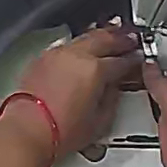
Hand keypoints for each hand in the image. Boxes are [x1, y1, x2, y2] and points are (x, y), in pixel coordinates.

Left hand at [11, 24, 143, 165]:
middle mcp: (76, 56)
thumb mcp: (100, 121)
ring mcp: (57, 54)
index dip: (133, 60)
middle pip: (104, 39)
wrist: (28, 130)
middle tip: (130, 39)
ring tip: (110, 36)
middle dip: (120, 38)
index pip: (121, 61)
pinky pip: (67, 44)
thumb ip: (112, 99)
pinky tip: (83, 48)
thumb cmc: (58, 129)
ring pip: (84, 37)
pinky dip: (79, 44)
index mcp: (95, 70)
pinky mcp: (43, 58)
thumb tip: (113, 89)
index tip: (137, 60)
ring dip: (100, 36)